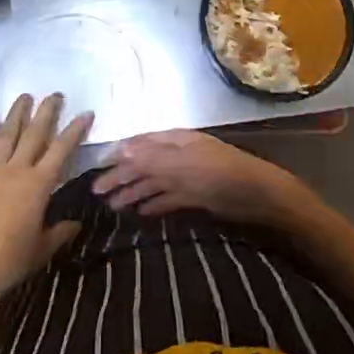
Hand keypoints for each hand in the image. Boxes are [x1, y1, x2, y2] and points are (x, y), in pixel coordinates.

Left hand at [0, 94, 92, 298]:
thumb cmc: (8, 262)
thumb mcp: (40, 249)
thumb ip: (59, 232)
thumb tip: (75, 224)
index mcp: (38, 185)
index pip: (62, 150)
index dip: (75, 130)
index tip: (86, 113)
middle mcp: (15, 171)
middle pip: (34, 134)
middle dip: (46, 112)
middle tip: (55, 94)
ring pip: (6, 137)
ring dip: (16, 115)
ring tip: (24, 97)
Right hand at [93, 130, 309, 225]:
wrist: (258, 195)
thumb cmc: (218, 174)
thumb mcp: (182, 164)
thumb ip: (151, 158)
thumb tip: (119, 149)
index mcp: (174, 141)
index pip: (139, 144)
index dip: (118, 156)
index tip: (96, 170)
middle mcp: (178, 155)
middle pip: (144, 164)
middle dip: (121, 176)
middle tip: (97, 195)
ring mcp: (188, 175)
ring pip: (154, 182)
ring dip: (133, 192)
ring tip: (113, 207)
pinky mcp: (197, 195)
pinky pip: (168, 197)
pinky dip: (153, 203)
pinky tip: (140, 213)